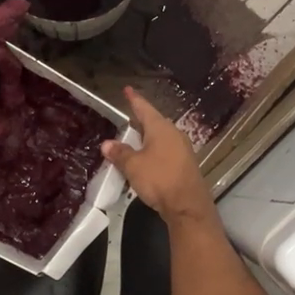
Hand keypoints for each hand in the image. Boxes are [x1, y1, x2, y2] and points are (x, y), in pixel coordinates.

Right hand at [101, 88, 214, 223]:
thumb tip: (107, 144)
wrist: (187, 205)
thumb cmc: (159, 179)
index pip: (144, 108)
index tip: (128, 89)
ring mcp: (182, 149)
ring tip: (134, 142)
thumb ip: (120, 153)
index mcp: (160, 128)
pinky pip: (166, 152)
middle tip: (127, 121)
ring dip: (147, 139)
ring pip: (161, 139)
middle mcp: (174, 134)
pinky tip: (147, 160)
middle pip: (154, 123)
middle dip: (141, 122)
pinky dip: (154, 152)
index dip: (134, 100)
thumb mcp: (133, 166)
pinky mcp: (185, 165)